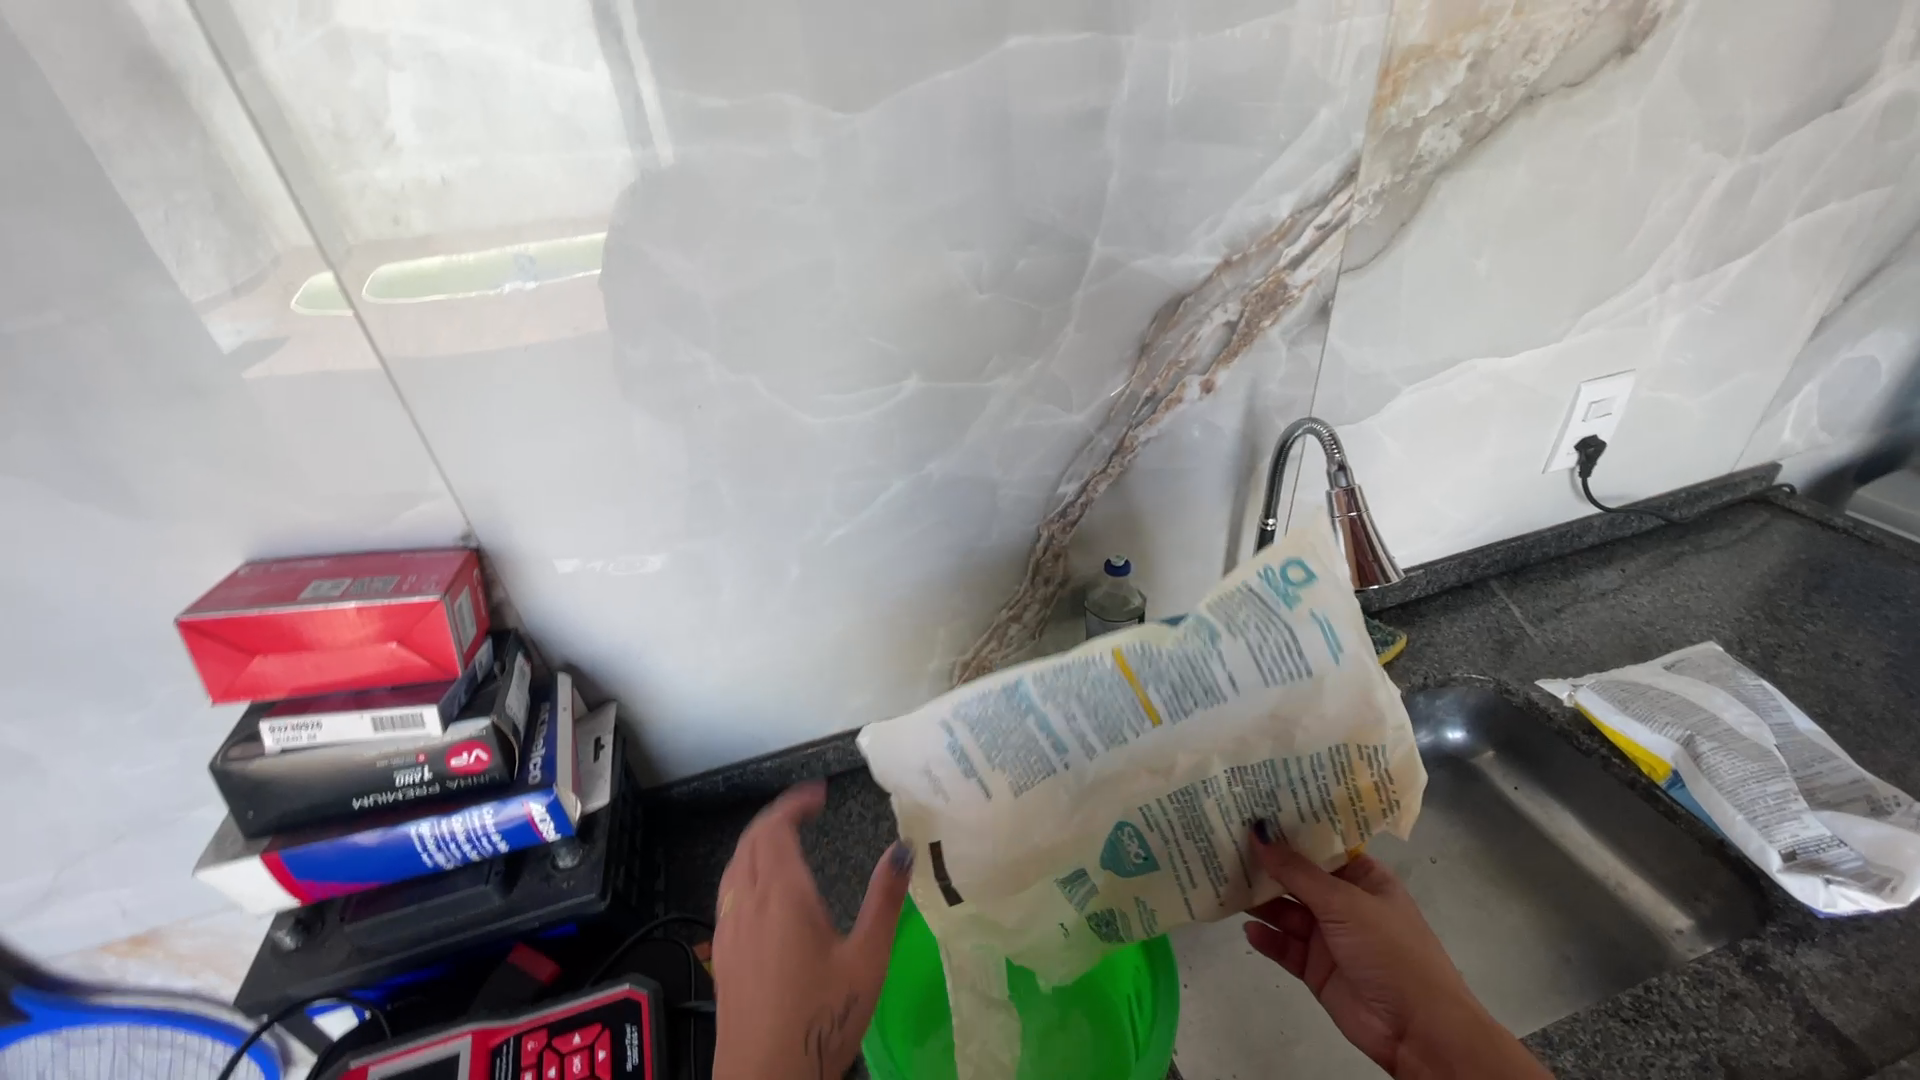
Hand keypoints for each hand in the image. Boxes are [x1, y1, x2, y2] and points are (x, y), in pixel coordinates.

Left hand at [711, 782, 911, 1079]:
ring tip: (788, 837)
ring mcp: (728, 929)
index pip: (776, 828)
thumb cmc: (821, 1020)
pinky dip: (746, 867)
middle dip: (778, 815)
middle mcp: (748, 903)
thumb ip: (884, 899)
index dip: (795, 802)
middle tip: (809, 808)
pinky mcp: (721, 954)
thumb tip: (903, 848)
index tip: (819, 793)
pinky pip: (728, 890)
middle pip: (751, 839)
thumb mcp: (867, 960)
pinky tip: (764, 888)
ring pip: (735, 863)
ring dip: (759, 839)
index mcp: (783, 895)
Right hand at [1244, 822, 1551, 1079]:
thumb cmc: (1390, 951)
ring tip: (1223, 880)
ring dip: (1259, 900)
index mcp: (1363, 878)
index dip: (1289, 828)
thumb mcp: (1344, 902)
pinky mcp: (1315, 968)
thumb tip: (1258, 831)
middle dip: (1265, 862)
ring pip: (1285, 911)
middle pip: (1297, 876)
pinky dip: (1266, 938)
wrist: (1418, 1031)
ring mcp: (1328, 937)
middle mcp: (1344, 903)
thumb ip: (1296, 871)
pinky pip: (1284, 946)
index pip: (1320, 844)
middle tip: (1223, 840)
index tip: (1251, 807)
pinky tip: (1247, 929)